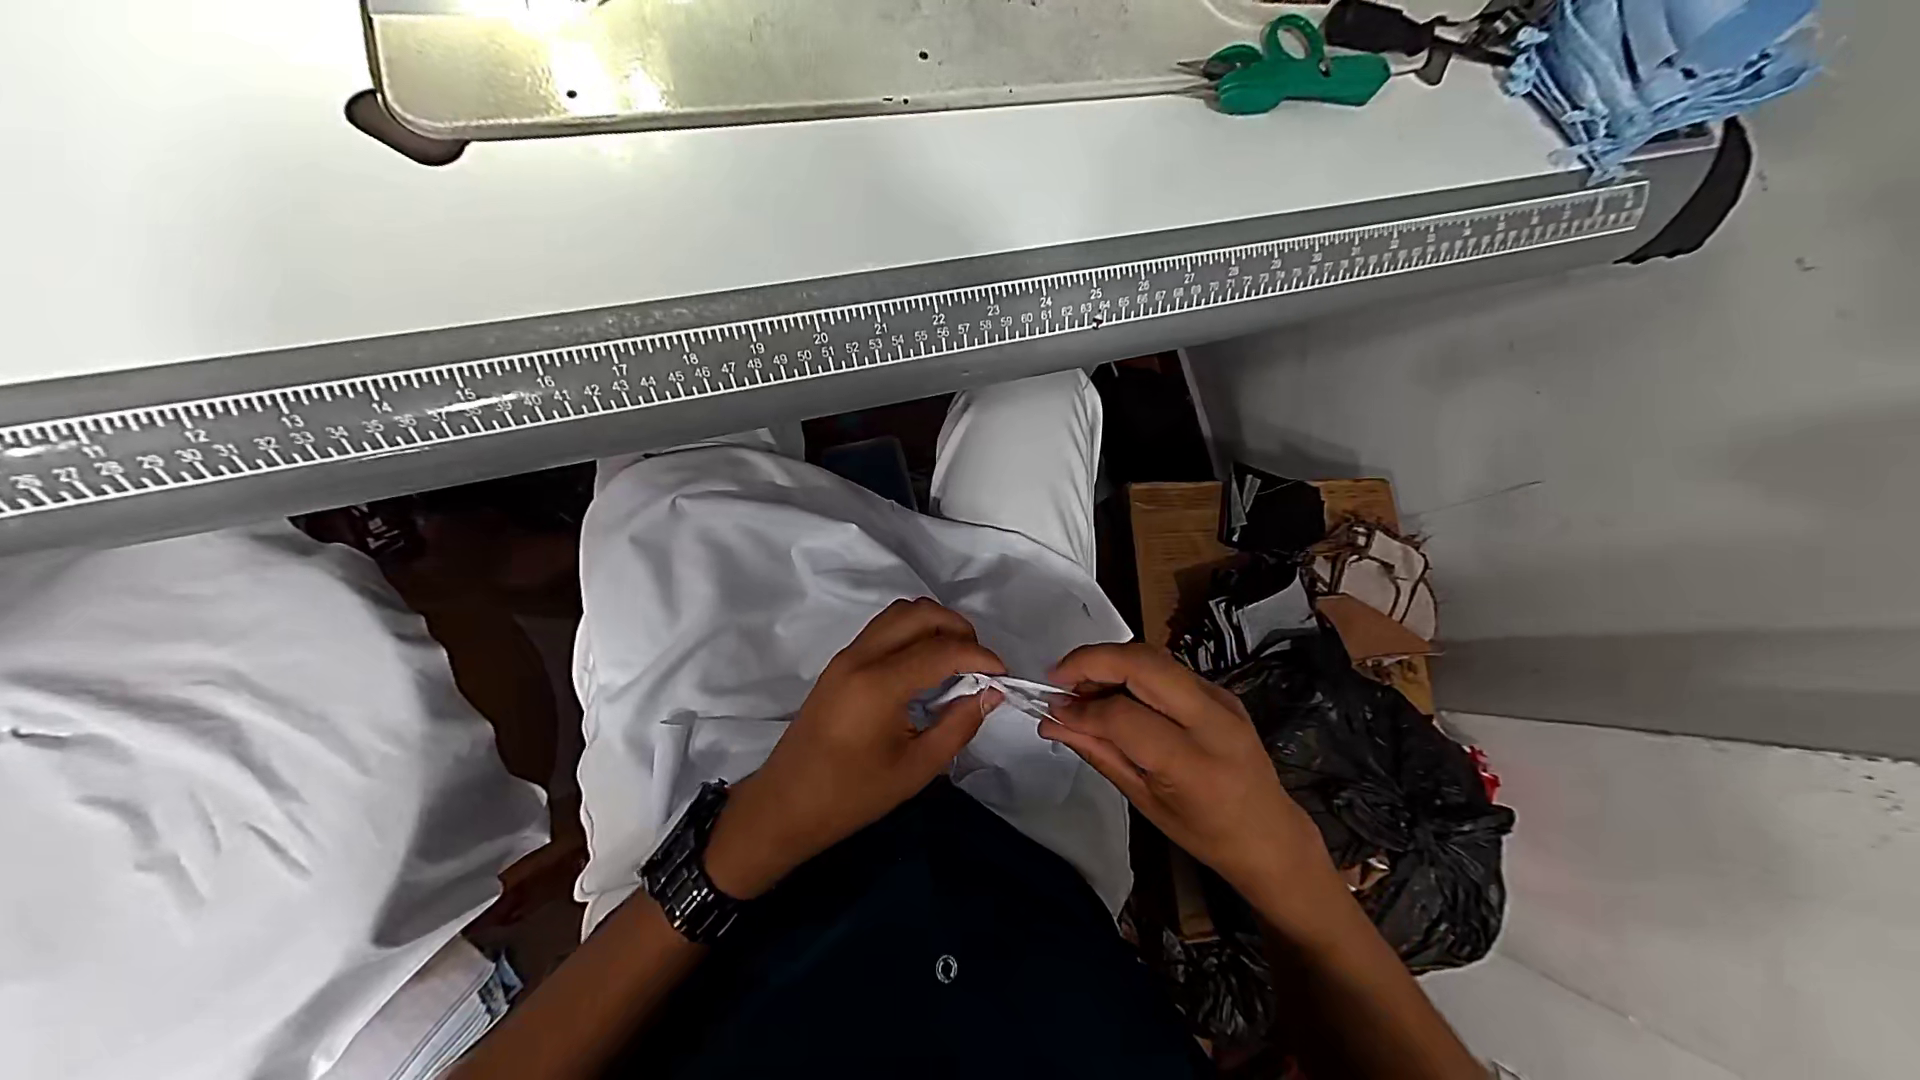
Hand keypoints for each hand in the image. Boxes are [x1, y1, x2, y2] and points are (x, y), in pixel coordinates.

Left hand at [705, 598, 1004, 898]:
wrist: (785, 805)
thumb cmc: (851, 795)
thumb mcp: (915, 769)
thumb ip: (958, 725)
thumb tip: (990, 692)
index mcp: (878, 684)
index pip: (941, 649)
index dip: (980, 655)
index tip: (1002, 674)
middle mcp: (860, 657)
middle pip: (919, 613)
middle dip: (958, 628)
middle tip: (978, 662)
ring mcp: (846, 656)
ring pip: (899, 613)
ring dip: (933, 623)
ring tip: (956, 658)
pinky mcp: (839, 663)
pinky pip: (883, 627)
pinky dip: (912, 631)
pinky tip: (926, 664)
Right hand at [1041, 643, 1341, 913]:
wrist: (1270, 834)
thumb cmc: (1206, 832)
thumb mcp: (1144, 800)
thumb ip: (1097, 752)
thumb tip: (1054, 722)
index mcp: (1194, 763)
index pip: (1124, 716)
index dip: (1081, 709)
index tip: (1052, 709)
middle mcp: (1213, 720)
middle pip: (1143, 663)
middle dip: (1092, 660)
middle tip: (1058, 677)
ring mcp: (1221, 699)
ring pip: (1154, 656)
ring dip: (1110, 661)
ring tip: (1081, 684)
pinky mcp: (1220, 690)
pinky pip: (1166, 667)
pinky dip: (1130, 669)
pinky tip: (1112, 690)